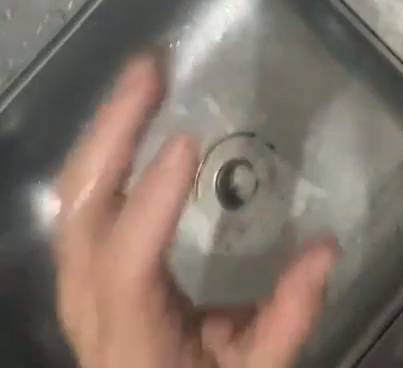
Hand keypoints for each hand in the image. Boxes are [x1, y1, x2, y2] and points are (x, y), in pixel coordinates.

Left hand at [52, 56, 338, 367]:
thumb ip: (288, 318)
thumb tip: (328, 246)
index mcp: (130, 333)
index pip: (126, 263)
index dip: (151, 202)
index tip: (188, 140)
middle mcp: (88, 299)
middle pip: (81, 208)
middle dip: (113, 129)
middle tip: (151, 68)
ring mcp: (77, 276)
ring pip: (74, 190)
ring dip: (108, 124)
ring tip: (145, 72)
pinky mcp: (84, 259)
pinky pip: (84, 191)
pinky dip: (106, 142)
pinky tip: (132, 109)